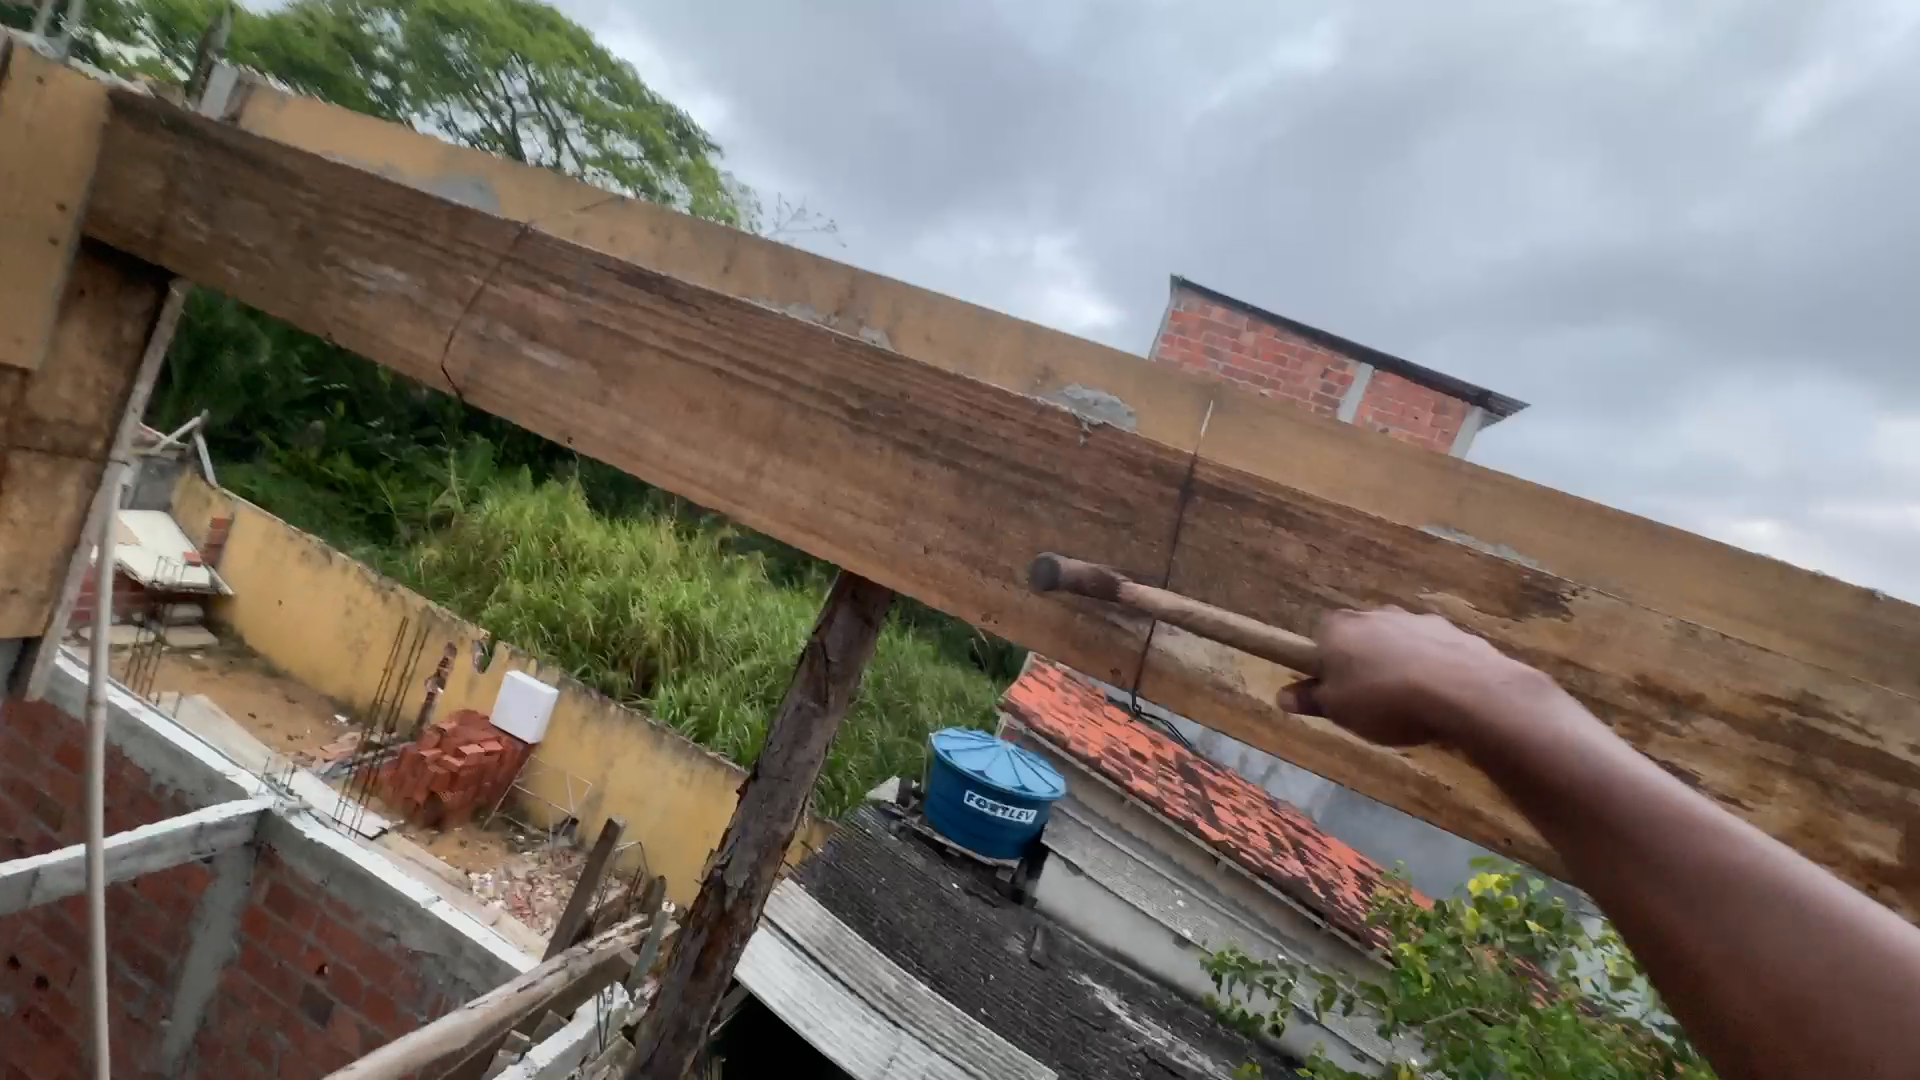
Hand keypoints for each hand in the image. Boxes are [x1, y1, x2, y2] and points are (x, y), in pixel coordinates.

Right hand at [1279, 607, 1550, 747]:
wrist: (1465, 693)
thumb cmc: (1383, 700)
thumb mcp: (1337, 709)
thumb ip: (1310, 700)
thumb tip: (1281, 697)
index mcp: (1338, 628)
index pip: (1321, 636)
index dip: (1326, 661)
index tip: (1335, 687)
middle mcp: (1374, 615)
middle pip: (1361, 636)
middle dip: (1364, 660)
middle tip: (1369, 698)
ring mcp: (1418, 621)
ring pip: (1400, 641)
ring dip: (1401, 663)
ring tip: (1410, 703)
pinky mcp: (1456, 634)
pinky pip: (1436, 652)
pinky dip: (1435, 669)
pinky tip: (1442, 699)